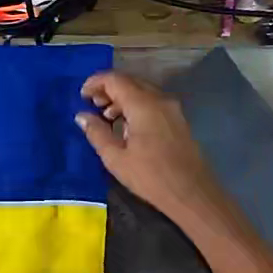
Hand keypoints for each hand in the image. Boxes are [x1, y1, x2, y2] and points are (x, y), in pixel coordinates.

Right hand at [76, 71, 231, 228]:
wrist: (191, 193)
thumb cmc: (151, 177)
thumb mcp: (116, 158)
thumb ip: (97, 133)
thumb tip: (82, 116)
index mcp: (143, 104)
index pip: (115, 80)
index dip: (95, 83)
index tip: (82, 96)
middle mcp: (160, 99)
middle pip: (131, 82)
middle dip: (109, 89)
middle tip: (93, 105)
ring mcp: (173, 109)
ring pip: (143, 92)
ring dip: (123, 98)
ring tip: (107, 118)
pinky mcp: (178, 120)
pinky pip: (153, 103)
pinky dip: (137, 107)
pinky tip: (128, 127)